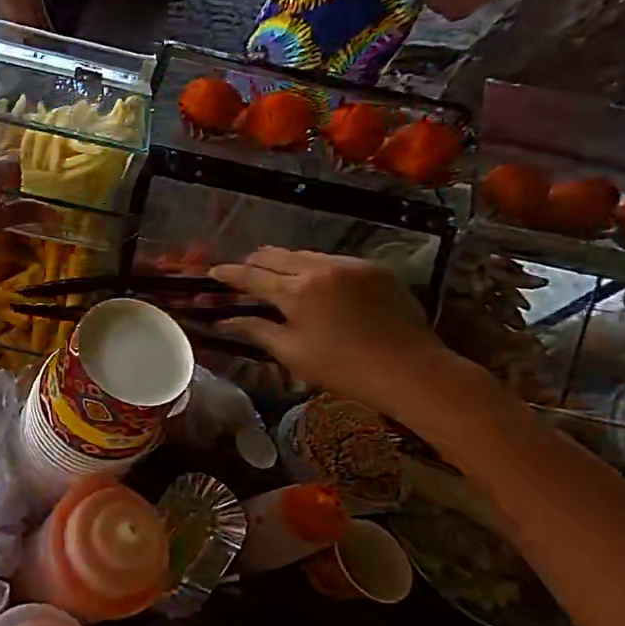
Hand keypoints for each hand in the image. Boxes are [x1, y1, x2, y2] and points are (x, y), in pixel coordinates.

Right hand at [208, 248, 456, 416]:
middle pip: (276, 256)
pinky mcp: (374, 270)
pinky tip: (313, 282)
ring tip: (275, 274)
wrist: (411, 370)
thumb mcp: (290, 352)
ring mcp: (350, 266)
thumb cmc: (342, 368)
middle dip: (254, 262)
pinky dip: (314, 267)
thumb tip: (223, 321)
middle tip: (242, 273)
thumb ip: (255, 329)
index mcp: (296, 291)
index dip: (228, 274)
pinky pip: (333, 261)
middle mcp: (320, 269)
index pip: (250, 275)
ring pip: (304, 254)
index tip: (213, 273)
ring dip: (284, 262)